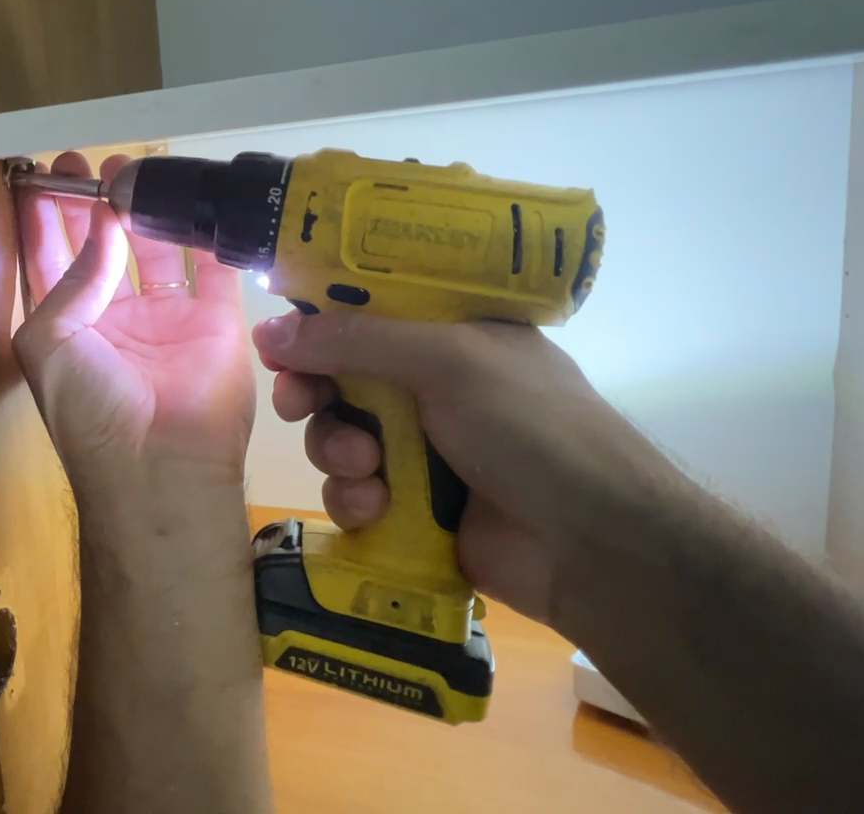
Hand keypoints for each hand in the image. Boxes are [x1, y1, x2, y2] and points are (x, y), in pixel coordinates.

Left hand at [12, 153, 255, 493]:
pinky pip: (214, 268)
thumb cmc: (88, 407)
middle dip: (97, 203)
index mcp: (66, 323)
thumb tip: (99, 227)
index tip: (45, 172)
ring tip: (137, 169)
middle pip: (104, 246)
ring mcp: (168, 318)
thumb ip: (71, 279)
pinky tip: (195, 194)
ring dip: (148, 210)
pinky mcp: (216, 323)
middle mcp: (115, 316)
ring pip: (158, 249)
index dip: (47, 215)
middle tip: (94, 162)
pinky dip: (208, 232)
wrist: (158, 470)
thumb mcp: (50, 342)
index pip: (51, 256)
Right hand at [252, 311, 683, 625]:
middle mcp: (430, 385)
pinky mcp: (409, 504)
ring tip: (366, 469)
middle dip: (312, 390)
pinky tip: (375, 508)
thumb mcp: (444, 362)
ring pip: (337, 434)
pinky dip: (354, 497)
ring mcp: (420, 446)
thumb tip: (266, 331)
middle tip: (297, 403)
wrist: (597, 550)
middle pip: (337, 375)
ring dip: (336, 450)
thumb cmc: (531, 430)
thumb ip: (352, 341)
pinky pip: (351, 489)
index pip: (365, 313)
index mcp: (450, 335)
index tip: (279, 340)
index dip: (317, 323)